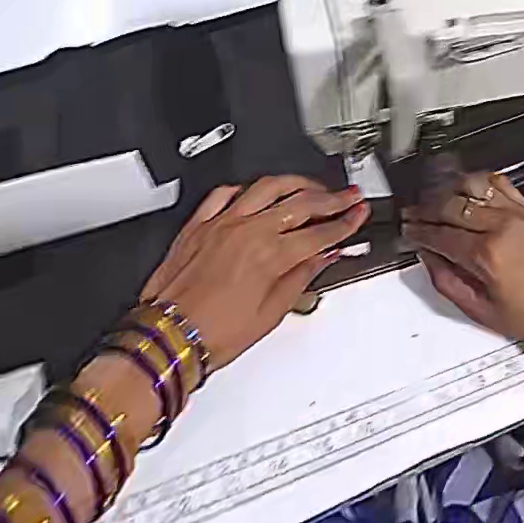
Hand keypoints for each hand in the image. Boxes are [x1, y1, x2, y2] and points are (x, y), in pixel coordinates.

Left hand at [141, 176, 368, 367]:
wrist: (165, 340)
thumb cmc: (212, 333)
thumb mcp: (272, 312)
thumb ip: (302, 276)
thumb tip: (323, 257)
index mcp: (271, 256)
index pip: (322, 232)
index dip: (346, 222)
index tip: (358, 215)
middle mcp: (249, 232)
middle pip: (303, 203)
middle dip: (334, 198)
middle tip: (349, 196)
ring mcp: (224, 224)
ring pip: (270, 187)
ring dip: (298, 183)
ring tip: (313, 186)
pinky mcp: (200, 224)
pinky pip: (226, 193)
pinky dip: (247, 188)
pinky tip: (258, 191)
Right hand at [403, 172, 523, 383]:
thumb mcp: (477, 309)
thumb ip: (445, 279)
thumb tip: (427, 256)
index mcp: (487, 254)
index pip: (440, 233)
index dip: (418, 231)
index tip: (409, 231)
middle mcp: (503, 226)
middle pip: (451, 205)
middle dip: (426, 210)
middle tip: (414, 216)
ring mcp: (517, 214)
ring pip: (472, 186)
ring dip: (448, 190)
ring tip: (434, 200)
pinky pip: (499, 183)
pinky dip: (478, 182)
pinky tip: (467, 189)